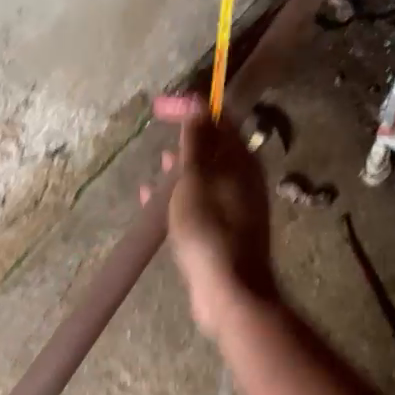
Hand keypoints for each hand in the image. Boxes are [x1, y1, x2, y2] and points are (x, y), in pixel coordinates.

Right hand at [144, 94, 277, 337]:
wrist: (228, 292)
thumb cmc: (209, 228)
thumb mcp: (195, 178)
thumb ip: (196, 141)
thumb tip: (200, 102)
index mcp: (242, 160)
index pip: (220, 118)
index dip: (191, 107)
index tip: (160, 107)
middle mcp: (243, 179)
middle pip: (214, 146)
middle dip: (188, 135)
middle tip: (160, 129)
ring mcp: (234, 206)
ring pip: (205, 175)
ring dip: (181, 166)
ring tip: (158, 162)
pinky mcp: (222, 231)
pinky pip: (198, 202)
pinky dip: (178, 195)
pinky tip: (151, 199)